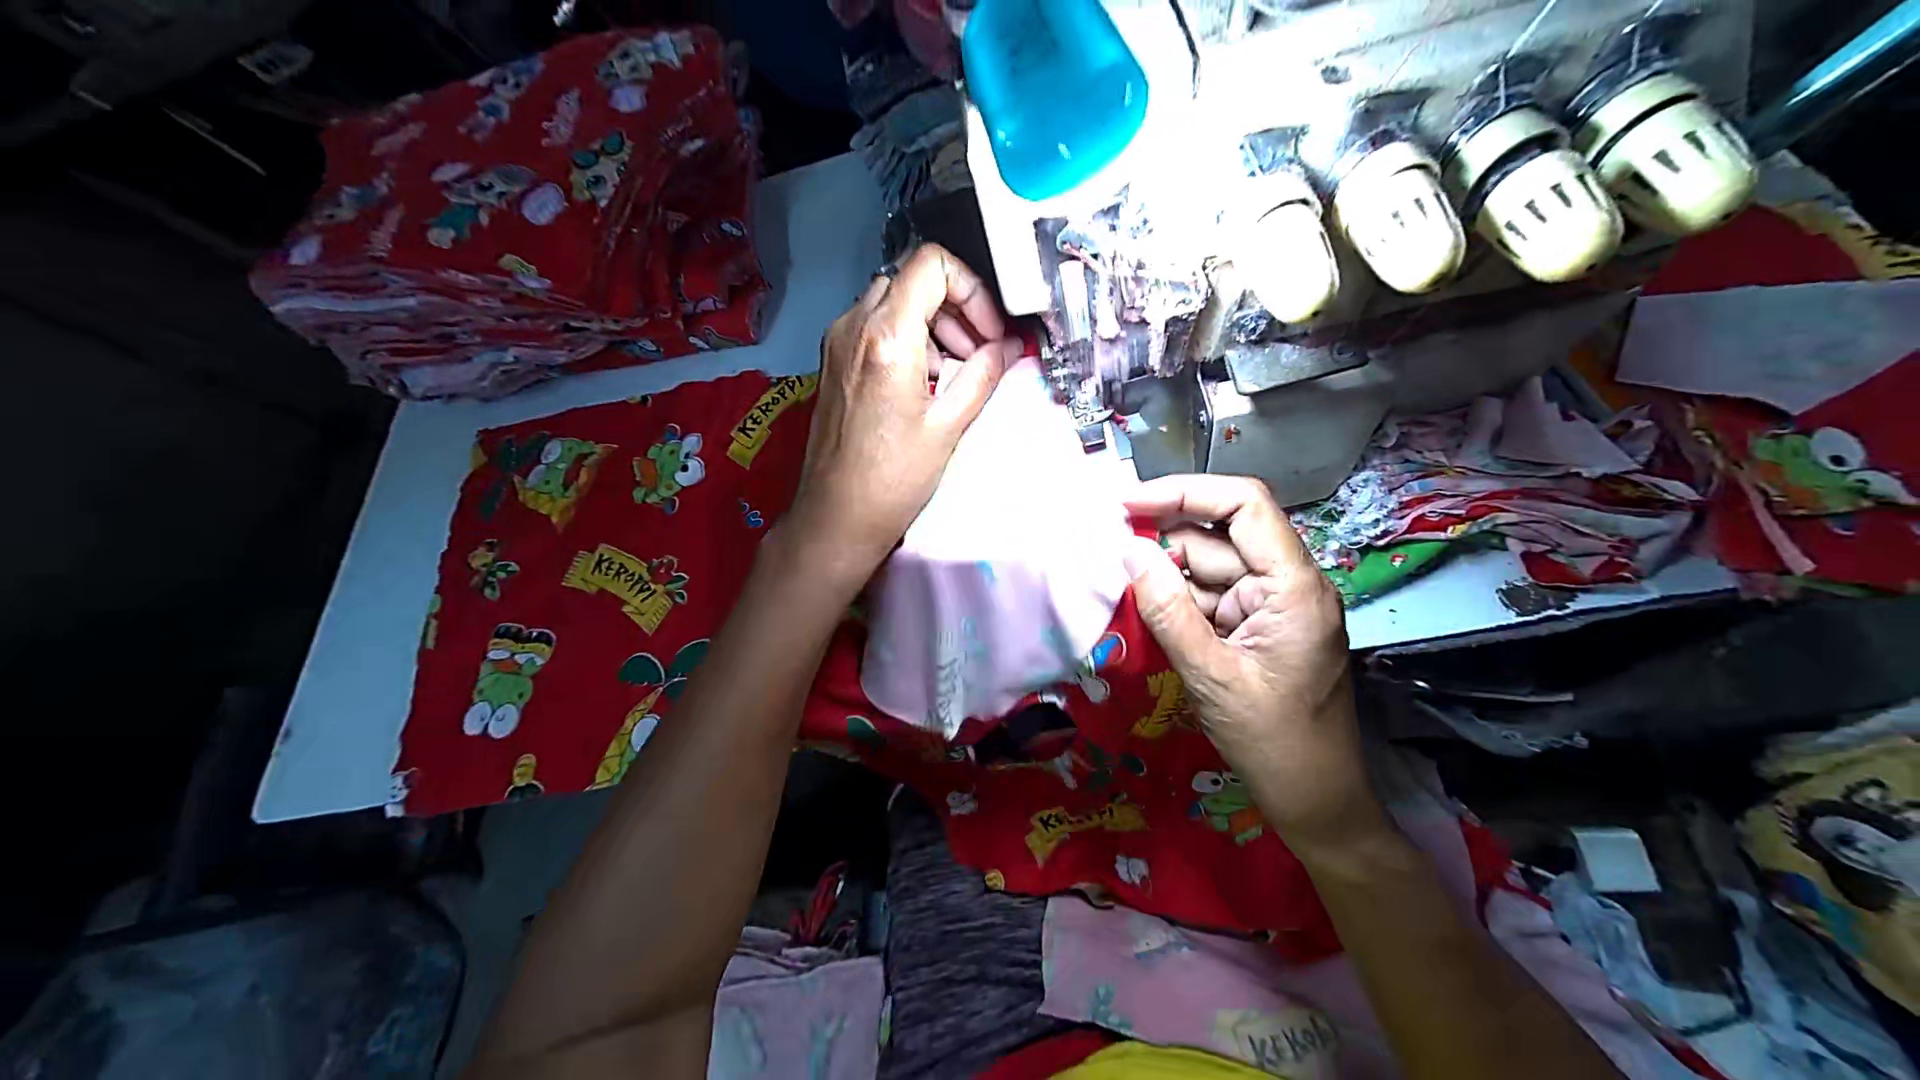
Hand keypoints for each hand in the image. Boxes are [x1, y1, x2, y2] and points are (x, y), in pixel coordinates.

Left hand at [784, 244, 1016, 579]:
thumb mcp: (948, 426)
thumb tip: (1010, 346)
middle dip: (955, 309)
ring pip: (893, 301)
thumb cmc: (891, 480)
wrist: (835, 516)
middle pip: (913, 280)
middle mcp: (853, 326)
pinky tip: (921, 382)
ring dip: (932, 324)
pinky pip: (874, 325)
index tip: (987, 332)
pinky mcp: (831, 360)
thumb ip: (983, 375)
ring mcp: (836, 341)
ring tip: (951, 373)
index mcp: (886, 337)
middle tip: (977, 354)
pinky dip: (907, 338)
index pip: (933, 264)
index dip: (972, 289)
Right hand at [1122, 475, 1387, 850]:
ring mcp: (1270, 606)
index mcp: (1294, 587)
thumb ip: (1168, 612)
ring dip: (1163, 574)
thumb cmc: (1274, 743)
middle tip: (1107, 547)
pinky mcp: (1254, 627)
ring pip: (1207, 568)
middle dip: (1163, 540)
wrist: (1315, 800)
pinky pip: (1207, 598)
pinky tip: (1140, 608)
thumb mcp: (1212, 676)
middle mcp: (1286, 585)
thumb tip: (1129, 553)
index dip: (1185, 493)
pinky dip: (1173, 600)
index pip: (1244, 507)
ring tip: (1115, 582)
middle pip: (1219, 537)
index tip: (1130, 504)